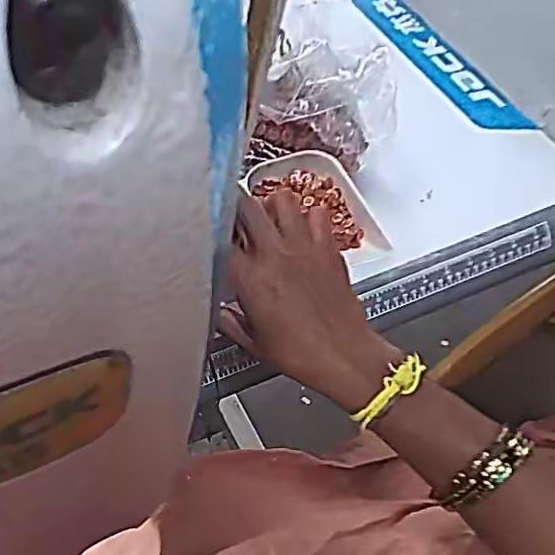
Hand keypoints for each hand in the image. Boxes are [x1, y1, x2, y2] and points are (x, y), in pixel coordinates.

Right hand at [221, 189, 403, 408]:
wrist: (342, 354)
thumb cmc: (301, 353)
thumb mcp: (254, 343)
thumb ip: (231, 323)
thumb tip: (221, 314)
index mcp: (250, 279)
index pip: (221, 240)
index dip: (214, 237)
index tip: (212, 242)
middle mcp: (275, 255)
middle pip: (247, 208)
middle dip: (237, 209)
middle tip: (235, 219)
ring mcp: (304, 247)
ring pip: (283, 200)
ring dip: (271, 206)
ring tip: (268, 218)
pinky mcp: (328, 248)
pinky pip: (317, 214)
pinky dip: (307, 216)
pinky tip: (302, 230)